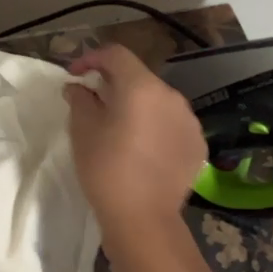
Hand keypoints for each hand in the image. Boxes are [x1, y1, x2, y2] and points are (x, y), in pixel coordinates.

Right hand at [63, 43, 207, 237]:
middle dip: (114, 84)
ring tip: (118, 127)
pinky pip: (172, 123)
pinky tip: (141, 147)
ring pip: (157, 101)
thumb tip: (78, 87)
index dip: (91, 58)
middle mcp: (171, 96)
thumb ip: (80, 99)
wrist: (142, 217)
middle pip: (139, 78)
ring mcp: (189, 120)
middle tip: (92, 103)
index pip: (115, 55)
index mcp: (140, 87)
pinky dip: (154, 126)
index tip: (75, 75)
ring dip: (136, 105)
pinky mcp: (198, 143)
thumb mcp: (82, 130)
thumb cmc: (105, 168)